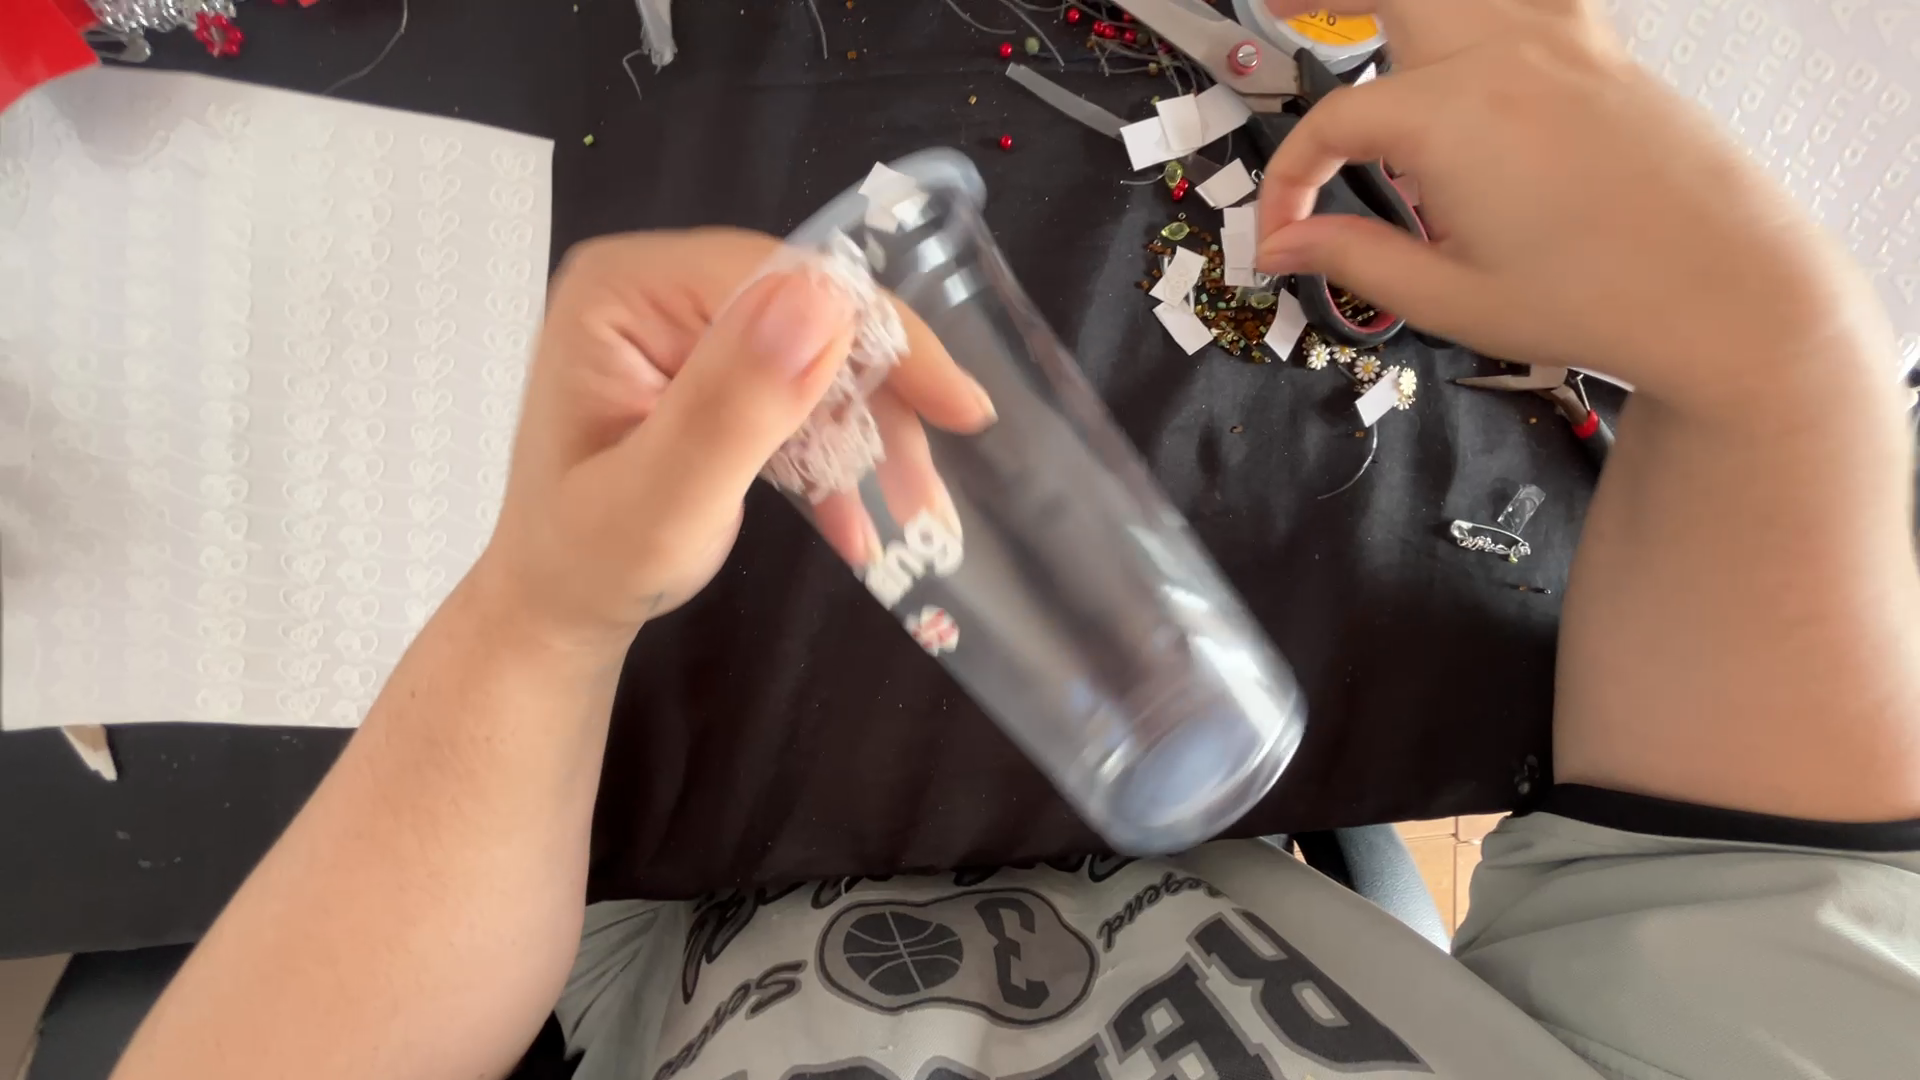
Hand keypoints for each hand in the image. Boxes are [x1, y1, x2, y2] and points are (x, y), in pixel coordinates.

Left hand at [474, 229, 991, 652]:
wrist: (563, 605)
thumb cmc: (591, 562)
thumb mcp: (662, 498)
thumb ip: (734, 405)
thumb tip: (825, 304)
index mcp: (631, 290)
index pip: (785, 278)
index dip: (881, 335)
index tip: (957, 408)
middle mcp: (666, 295)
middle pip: (814, 319)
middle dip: (884, 406)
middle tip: (937, 485)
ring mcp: (694, 338)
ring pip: (822, 366)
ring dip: (873, 445)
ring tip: (914, 523)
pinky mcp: (720, 380)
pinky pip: (804, 403)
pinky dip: (840, 463)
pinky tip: (860, 527)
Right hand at [1256, 0, 1898, 413]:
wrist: (1723, 289)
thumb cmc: (1575, 300)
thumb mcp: (1438, 294)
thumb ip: (1346, 256)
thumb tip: (1278, 244)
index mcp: (1453, 117)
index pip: (1331, 126)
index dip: (1287, 181)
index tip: (1279, 238)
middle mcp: (1505, 55)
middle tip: (1273, 7)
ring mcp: (1563, 41)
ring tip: (1348, 10)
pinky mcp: (1599, 52)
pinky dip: (1472, 7)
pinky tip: (1455, 29)